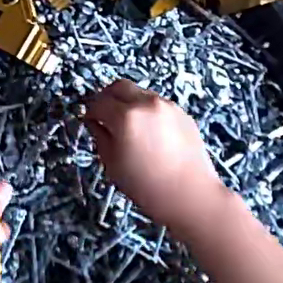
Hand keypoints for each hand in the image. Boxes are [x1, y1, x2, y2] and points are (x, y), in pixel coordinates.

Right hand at [82, 80, 233, 241]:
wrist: (191, 196)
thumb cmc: (147, 186)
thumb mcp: (113, 164)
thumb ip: (100, 137)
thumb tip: (95, 123)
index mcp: (126, 117)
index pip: (99, 102)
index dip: (90, 111)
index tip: (90, 121)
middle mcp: (147, 104)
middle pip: (119, 86)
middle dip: (107, 97)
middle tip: (104, 115)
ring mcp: (167, 106)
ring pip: (139, 93)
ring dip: (128, 103)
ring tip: (129, 127)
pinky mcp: (182, 113)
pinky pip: (157, 104)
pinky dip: (147, 111)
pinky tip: (149, 134)